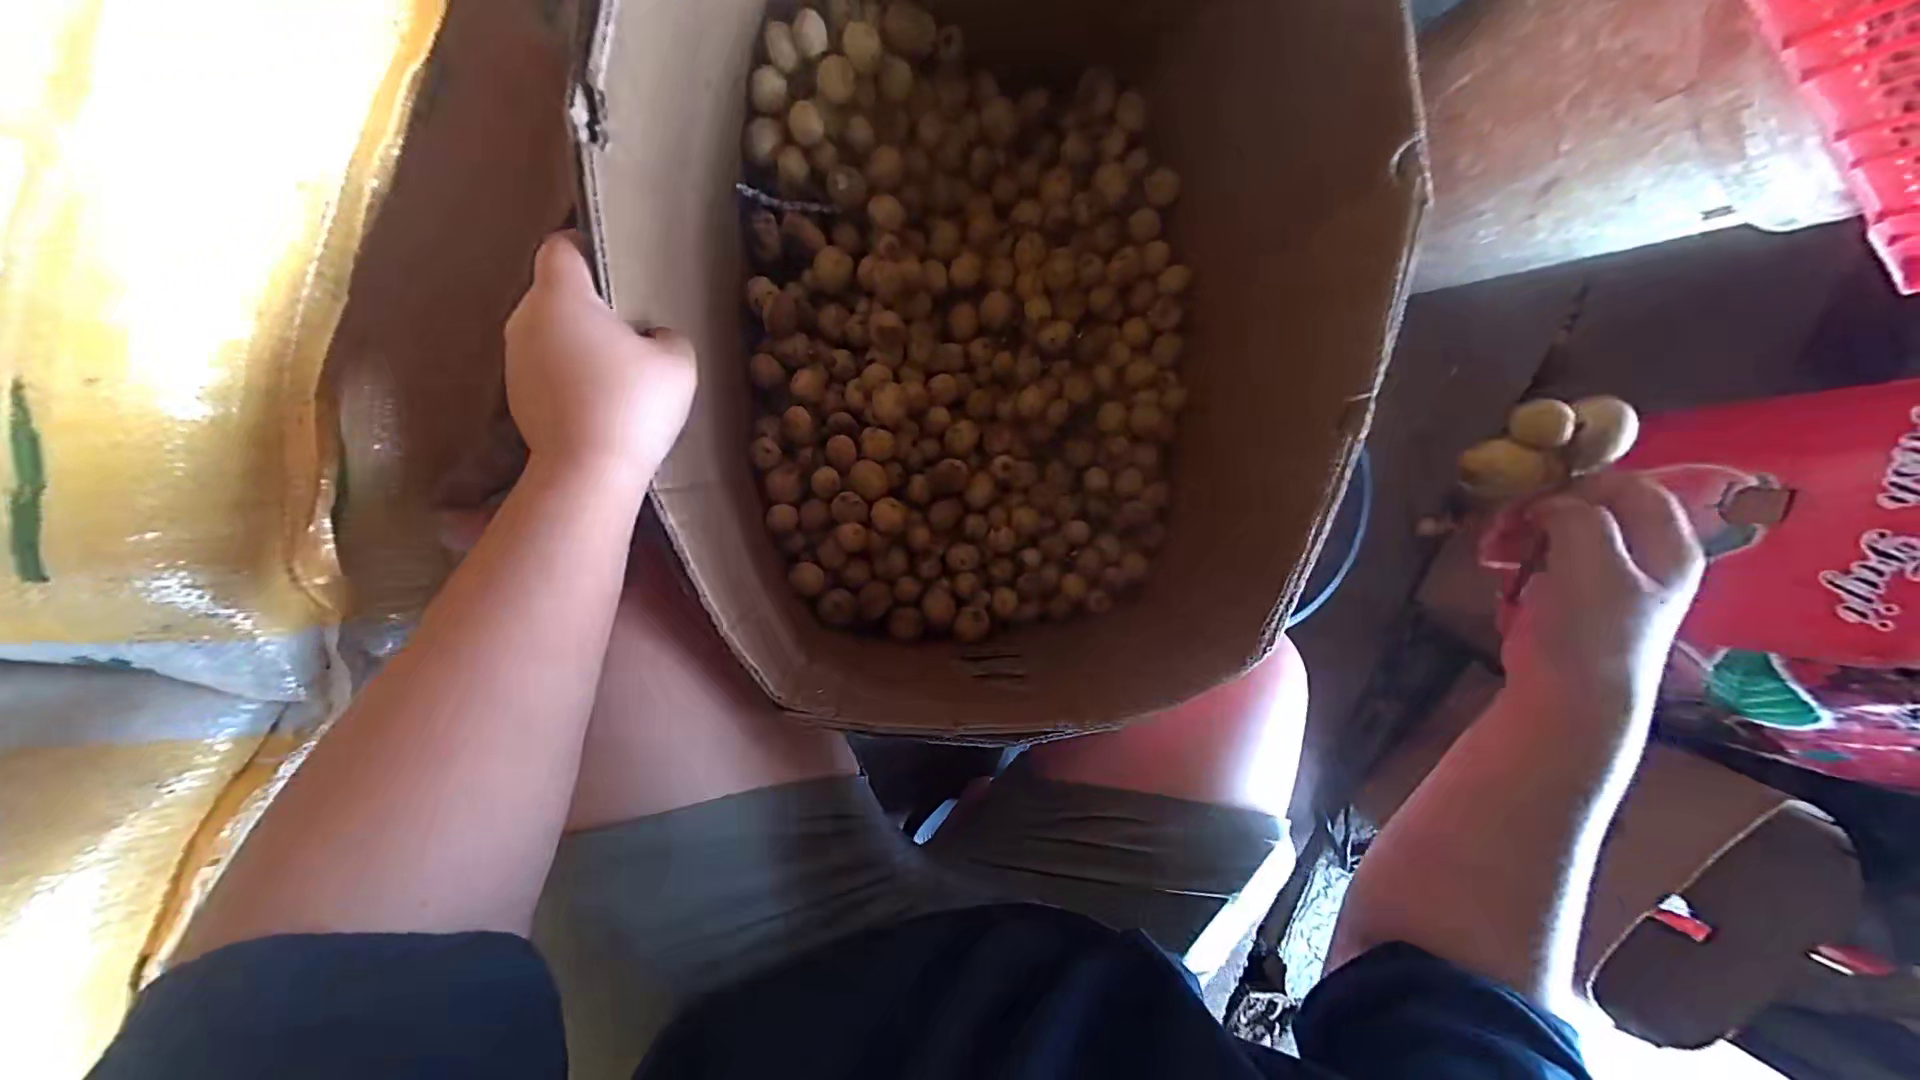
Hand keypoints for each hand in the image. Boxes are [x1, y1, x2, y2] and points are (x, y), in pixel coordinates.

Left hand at [503, 232, 696, 487]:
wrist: (589, 469)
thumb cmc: (634, 404)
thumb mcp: (678, 363)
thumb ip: (668, 336)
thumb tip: (652, 337)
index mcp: (561, 297)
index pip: (560, 247)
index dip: (585, 247)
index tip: (613, 265)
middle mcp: (526, 318)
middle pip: (554, 292)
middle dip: (588, 303)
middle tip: (629, 328)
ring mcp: (515, 359)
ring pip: (548, 332)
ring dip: (576, 340)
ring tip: (616, 370)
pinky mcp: (516, 395)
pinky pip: (545, 367)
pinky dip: (567, 373)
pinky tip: (598, 400)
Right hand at [1490, 471, 1704, 723]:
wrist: (1567, 695)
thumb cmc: (1591, 629)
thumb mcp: (1593, 564)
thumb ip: (1579, 518)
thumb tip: (1549, 501)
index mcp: (1668, 546)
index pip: (1633, 486)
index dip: (1583, 484)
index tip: (1534, 496)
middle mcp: (1642, 556)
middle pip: (1592, 506)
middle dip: (1542, 508)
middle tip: (1503, 521)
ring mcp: (1602, 576)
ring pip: (1559, 530)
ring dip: (1520, 531)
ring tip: (1492, 546)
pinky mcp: (1564, 594)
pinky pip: (1540, 557)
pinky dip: (1515, 555)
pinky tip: (1498, 567)